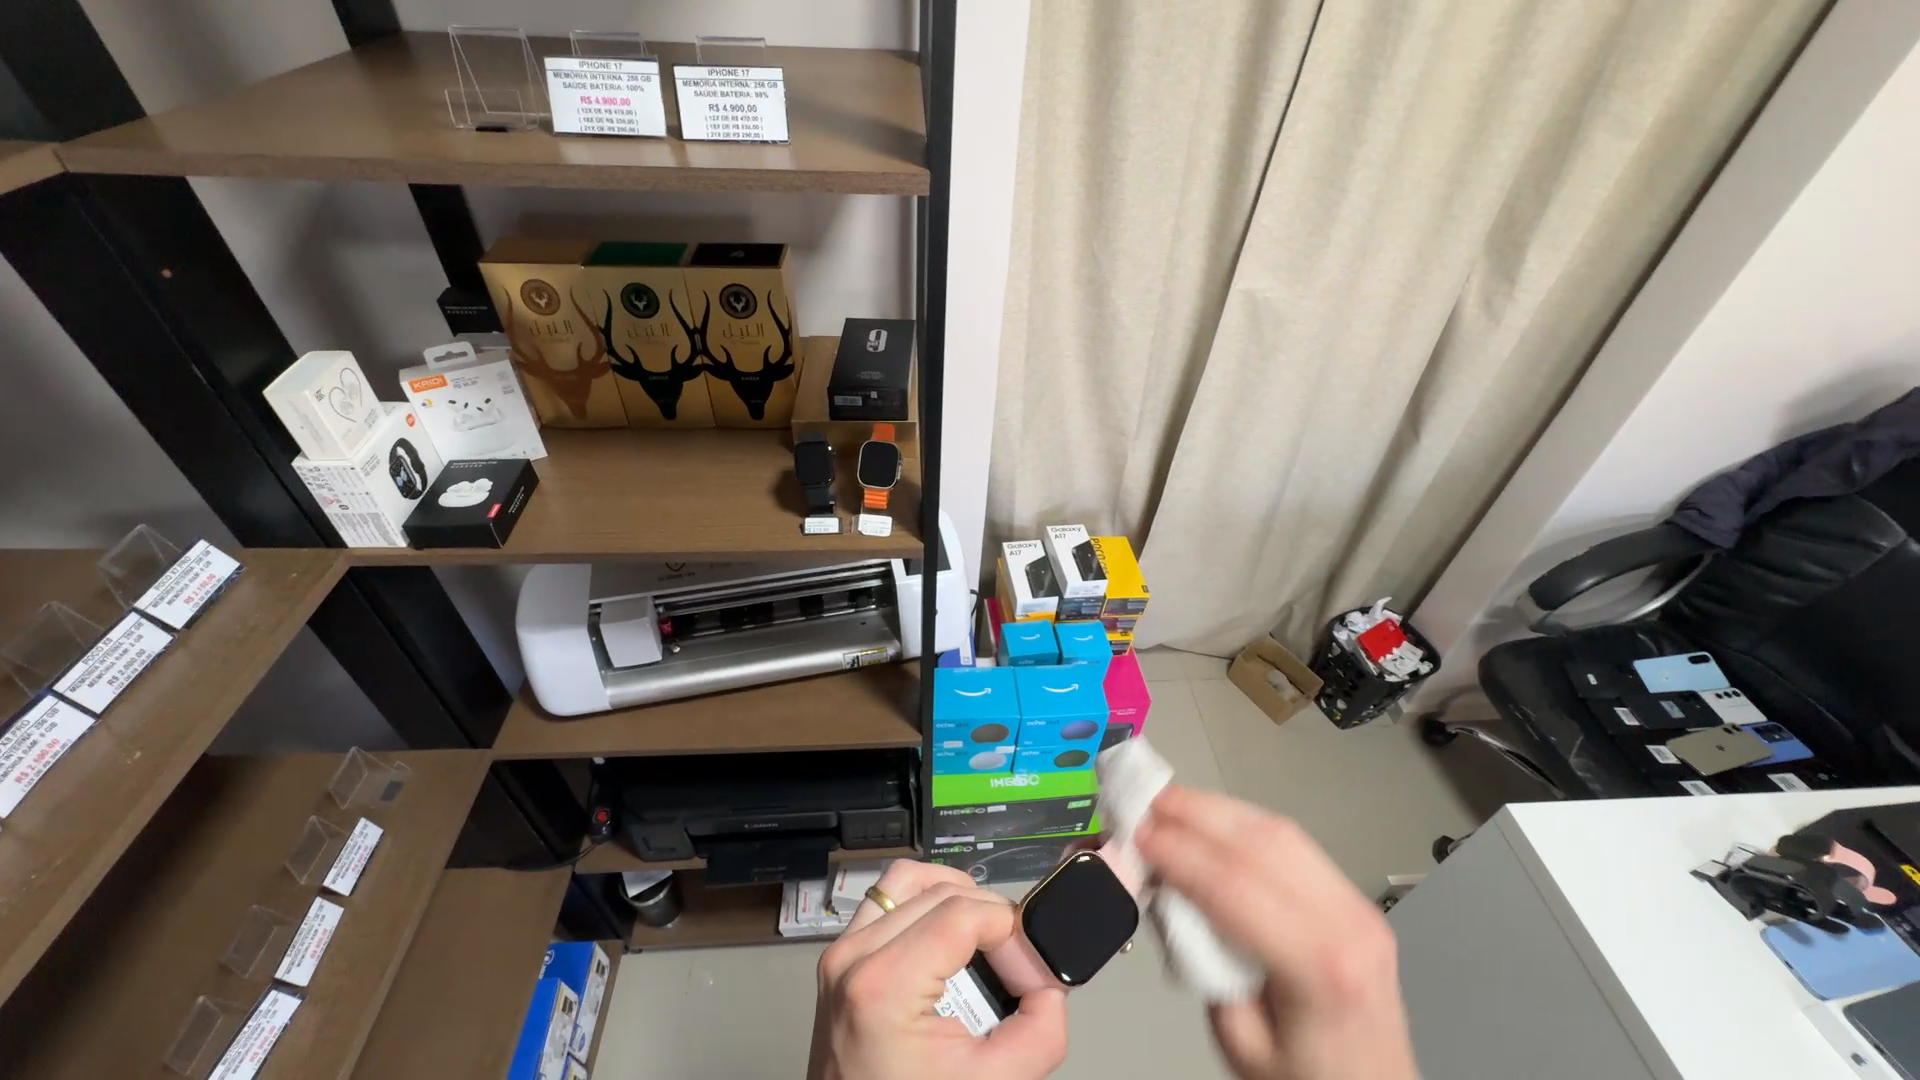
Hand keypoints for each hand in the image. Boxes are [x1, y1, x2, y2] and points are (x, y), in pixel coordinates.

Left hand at [807, 861, 1068, 1079]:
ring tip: (985, 942)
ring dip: (957, 899)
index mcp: (882, 984)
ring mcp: (842, 951)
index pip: (964, 913)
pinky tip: (950, 936)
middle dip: (992, 919)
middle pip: (942, 892)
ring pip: (910, 881)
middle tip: (1017, 966)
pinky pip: (886, 898)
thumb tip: (1049, 975)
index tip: (1031, 970)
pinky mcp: (842, 955)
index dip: (1011, 931)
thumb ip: (1041, 1026)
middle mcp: (854, 955)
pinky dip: (925, 901)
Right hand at [1136, 786, 1418, 1079]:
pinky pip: (1291, 843)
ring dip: (1216, 809)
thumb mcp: (1238, 1036)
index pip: (1235, 886)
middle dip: (1194, 813)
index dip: (1179, 852)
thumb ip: (1200, 958)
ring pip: (1277, 831)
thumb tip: (1165, 891)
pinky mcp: (1350, 897)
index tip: (1138, 835)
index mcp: (1321, 967)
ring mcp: (1356, 905)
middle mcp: (1347, 924)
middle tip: (1145, 804)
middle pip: (1259, 842)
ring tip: (1170, 805)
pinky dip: (1242, 822)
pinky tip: (1212, 821)